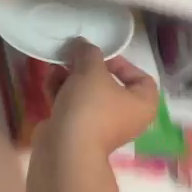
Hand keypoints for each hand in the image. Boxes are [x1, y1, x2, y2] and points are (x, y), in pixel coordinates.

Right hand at [47, 38, 160, 154]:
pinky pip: (73, 106)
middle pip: (109, 84)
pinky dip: (62, 93)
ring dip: (70, 78)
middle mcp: (126, 116)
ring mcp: (101, 125)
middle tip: (71, 58)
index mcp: (142, 104)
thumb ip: (88, 53)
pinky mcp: (78, 130)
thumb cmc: (90, 107)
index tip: (97, 56)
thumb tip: (82, 44)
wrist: (66, 147)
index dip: (120, 62)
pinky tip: (48, 82)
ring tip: (55, 67)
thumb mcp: (91, 71)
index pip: (140, 77)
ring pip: (87, 94)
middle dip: (86, 69)